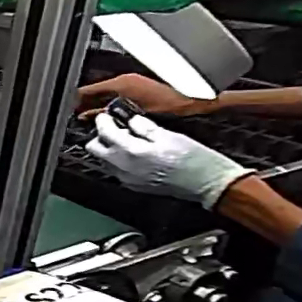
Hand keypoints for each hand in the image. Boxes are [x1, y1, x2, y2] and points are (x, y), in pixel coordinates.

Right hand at [77, 74, 211, 118]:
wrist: (196, 100)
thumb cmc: (171, 104)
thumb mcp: (132, 113)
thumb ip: (105, 113)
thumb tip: (86, 115)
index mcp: (121, 83)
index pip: (87, 89)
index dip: (75, 100)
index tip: (67, 108)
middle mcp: (126, 80)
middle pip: (94, 91)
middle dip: (83, 103)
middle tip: (74, 115)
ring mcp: (133, 84)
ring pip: (104, 94)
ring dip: (95, 105)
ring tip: (87, 117)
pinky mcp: (140, 90)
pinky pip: (115, 97)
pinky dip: (107, 106)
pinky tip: (105, 116)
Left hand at [84, 112, 251, 208]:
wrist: (208, 184)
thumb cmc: (195, 159)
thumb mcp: (171, 137)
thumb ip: (145, 128)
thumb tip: (131, 120)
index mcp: (131, 151)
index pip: (104, 133)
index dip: (103, 121)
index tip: (106, 115)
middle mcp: (121, 166)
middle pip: (93, 148)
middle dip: (100, 136)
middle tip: (116, 128)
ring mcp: (124, 178)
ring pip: (102, 160)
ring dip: (108, 149)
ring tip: (127, 141)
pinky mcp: (130, 185)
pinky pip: (113, 170)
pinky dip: (117, 160)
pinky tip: (133, 155)